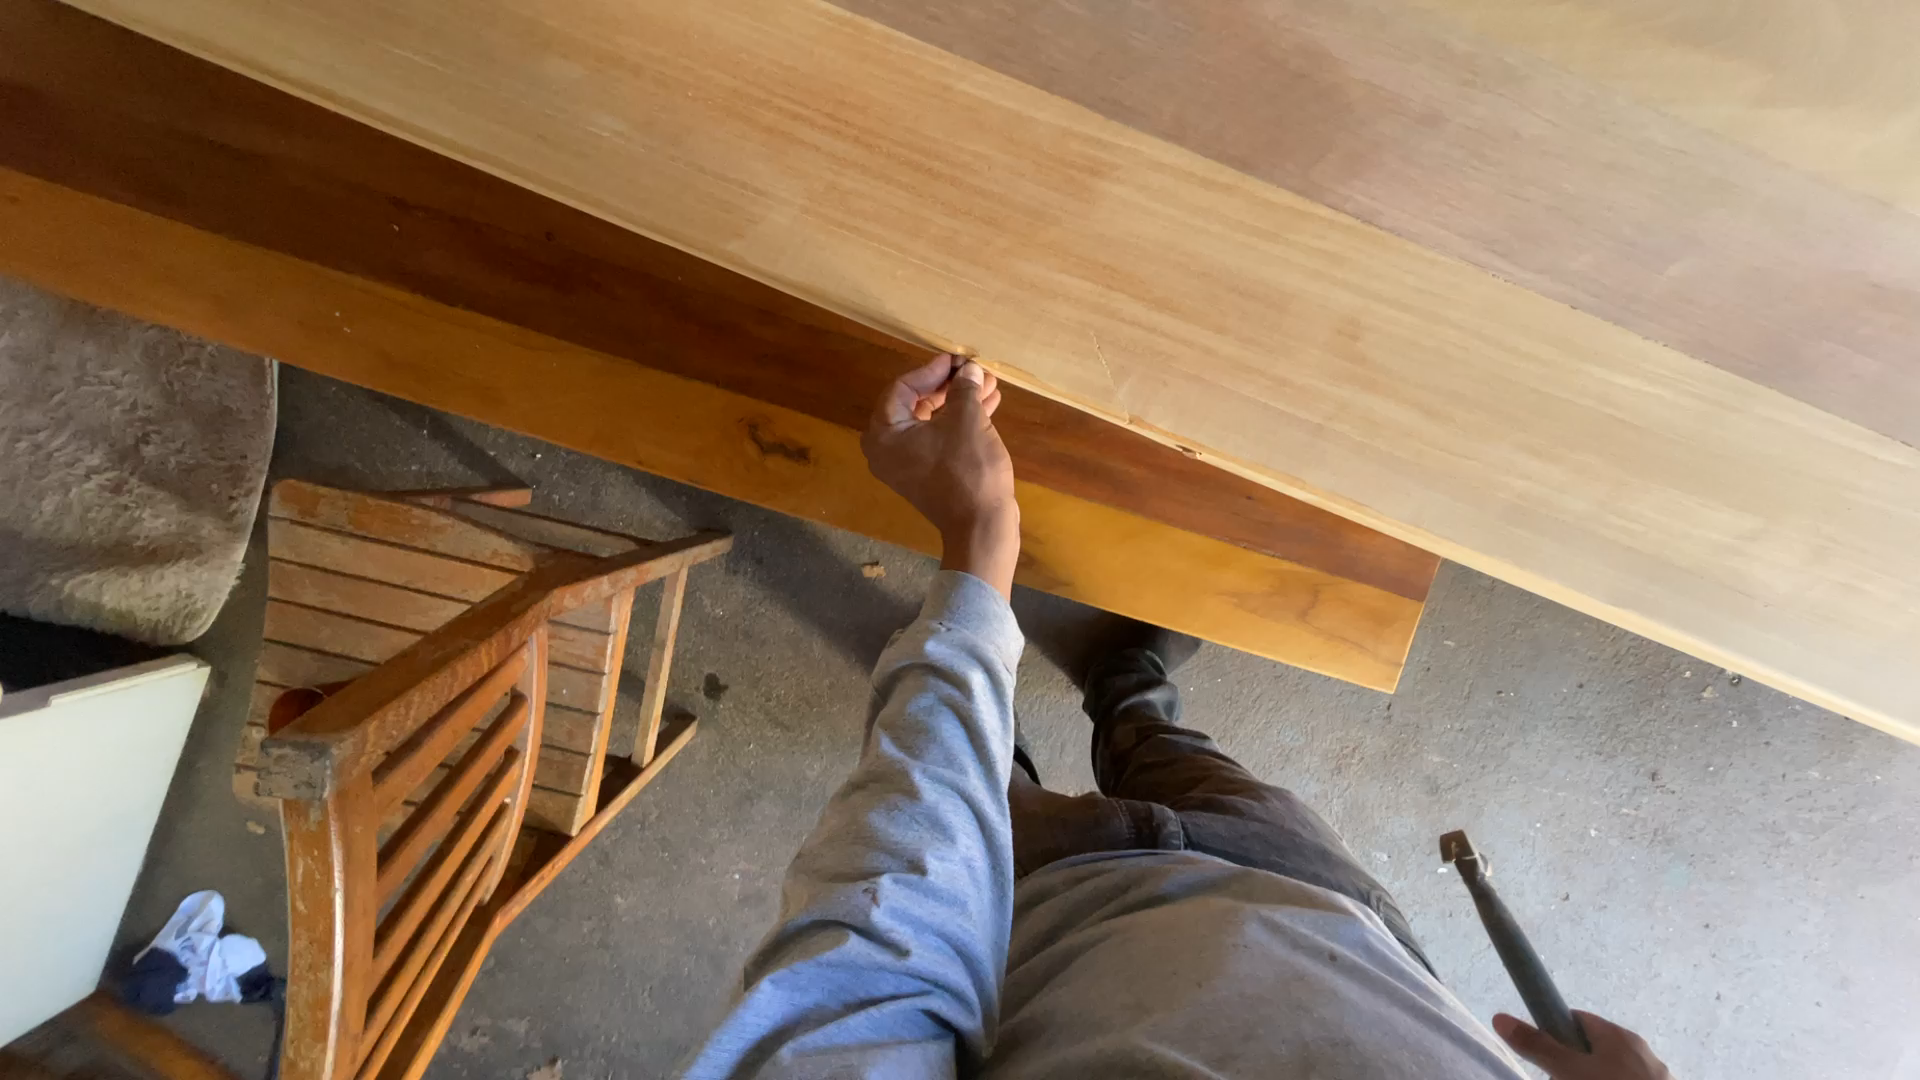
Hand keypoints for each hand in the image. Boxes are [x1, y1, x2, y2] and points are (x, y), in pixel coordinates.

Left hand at [862, 354, 1018, 597]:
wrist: (981, 526)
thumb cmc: (968, 470)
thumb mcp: (967, 420)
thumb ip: (964, 388)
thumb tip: (968, 370)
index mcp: (885, 435)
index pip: (902, 388)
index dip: (932, 370)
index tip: (958, 360)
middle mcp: (887, 450)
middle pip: (916, 403)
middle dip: (949, 385)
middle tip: (974, 370)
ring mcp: (907, 465)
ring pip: (931, 421)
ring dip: (959, 401)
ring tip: (989, 383)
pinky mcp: (928, 475)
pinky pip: (939, 439)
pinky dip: (960, 422)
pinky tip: (988, 404)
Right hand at [1493, 1011, 1672, 1079]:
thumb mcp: (1570, 1071)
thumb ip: (1537, 1046)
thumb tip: (1498, 1017)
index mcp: (1620, 1035)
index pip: (1575, 1019)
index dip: (1555, 1034)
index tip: (1548, 1057)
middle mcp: (1643, 1053)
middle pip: (1595, 1049)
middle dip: (1576, 1064)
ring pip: (1614, 1073)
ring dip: (1595, 1079)